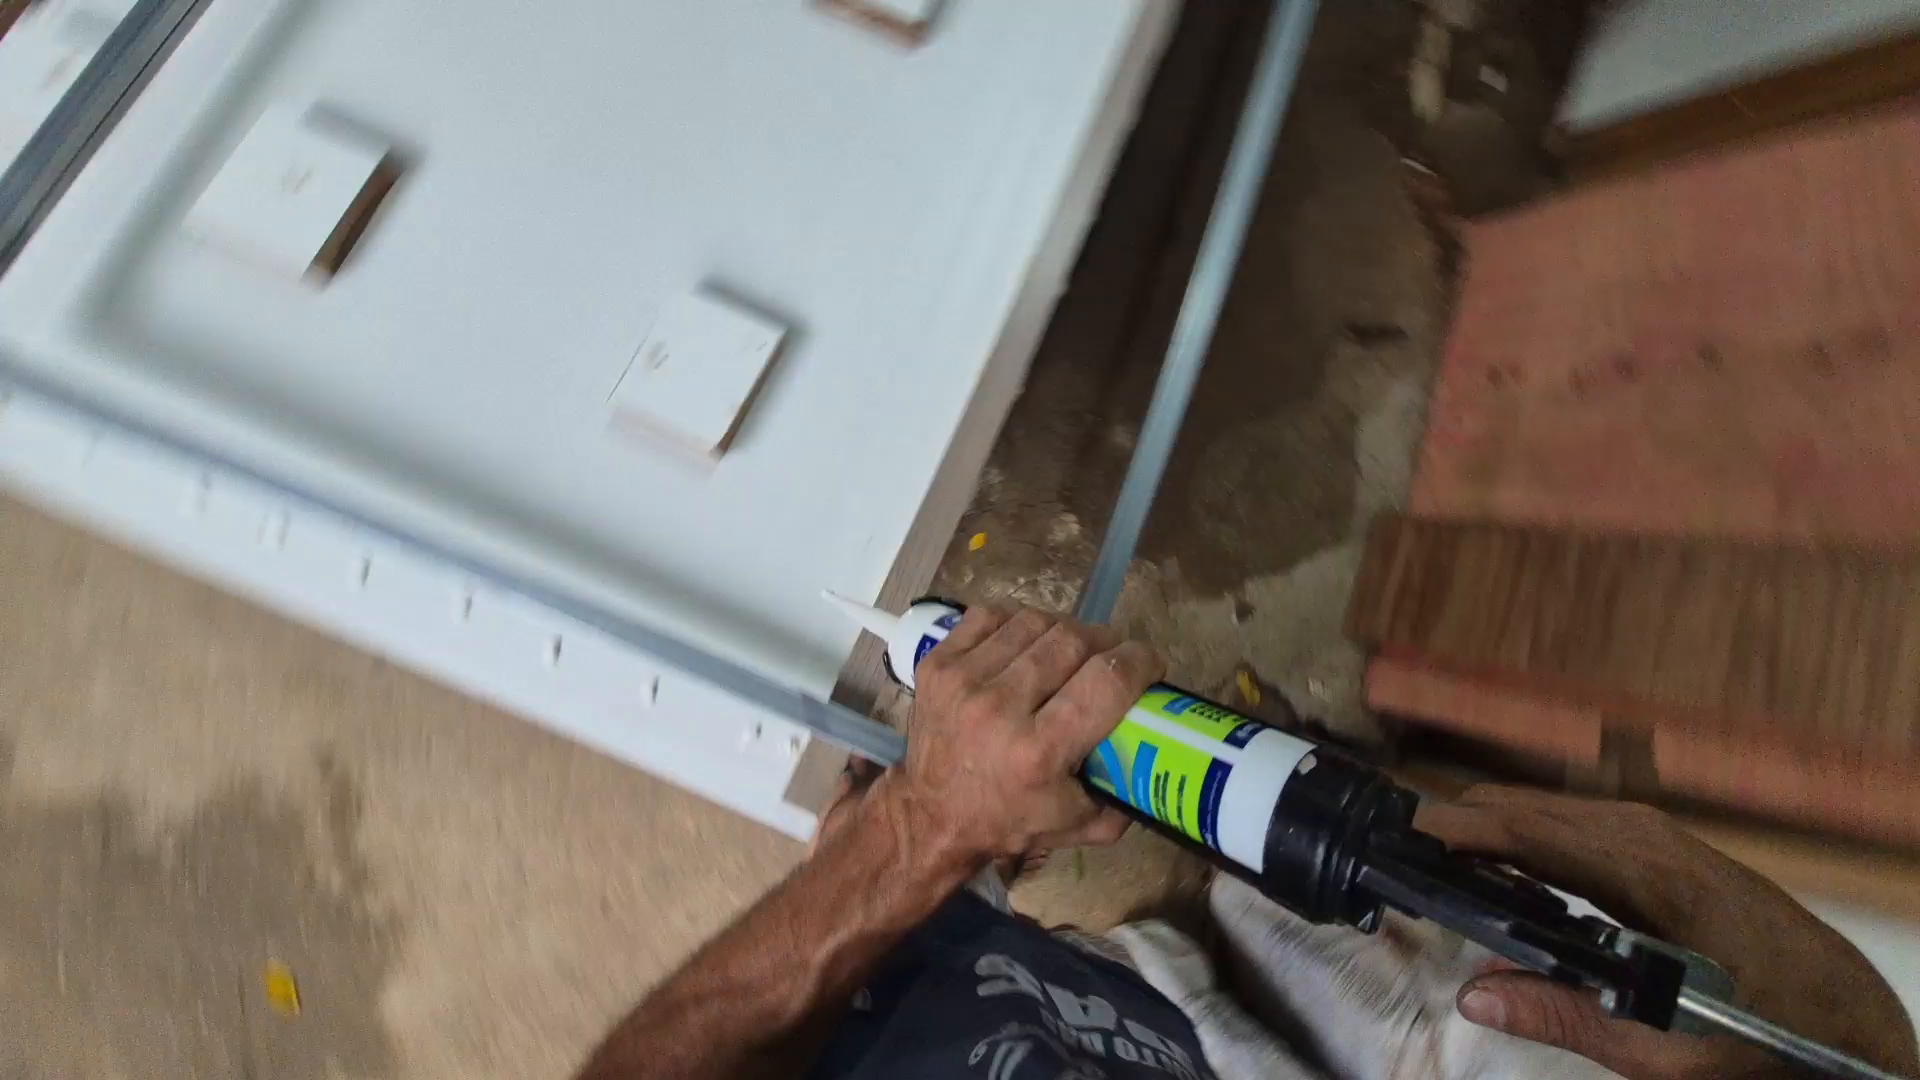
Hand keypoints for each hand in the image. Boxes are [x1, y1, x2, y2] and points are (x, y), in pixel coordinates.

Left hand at [874, 605, 1163, 866]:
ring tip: (1070, 648)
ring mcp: (962, 679)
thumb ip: (1127, 793)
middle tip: (1112, 655)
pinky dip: (1017, 621)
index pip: (1106, 680)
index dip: (1139, 660)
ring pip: (1033, 621)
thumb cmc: (1008, 820)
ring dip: (1062, 629)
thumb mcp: (1079, 825)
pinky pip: (990, 615)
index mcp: (1038, 751)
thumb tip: (1162, 742)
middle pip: (1072, 640)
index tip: (1149, 662)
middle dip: (1105, 641)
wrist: (930, 814)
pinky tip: (1027, 641)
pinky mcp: (937, 663)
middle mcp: (998, 708)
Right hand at [1416, 785, 1919, 1079]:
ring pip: (1531, 806)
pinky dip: (1514, 835)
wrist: (1865, 1023)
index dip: (1455, 827)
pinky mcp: (1646, 835)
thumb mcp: (1678, 1056)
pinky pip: (1557, 819)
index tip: (1397, 833)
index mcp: (1650, 878)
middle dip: (1453, 827)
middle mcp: (1640, 834)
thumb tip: (1472, 996)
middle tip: (1407, 865)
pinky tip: (1503, 872)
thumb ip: (1568, 1020)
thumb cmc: (1778, 1044)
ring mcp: (1645, 828)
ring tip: (1443, 869)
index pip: (1526, 831)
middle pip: (1515, 807)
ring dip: (1481, 829)